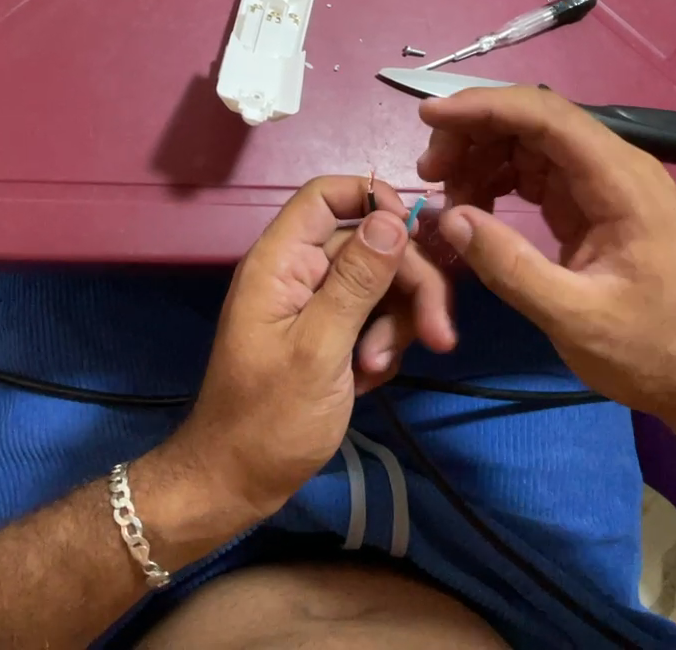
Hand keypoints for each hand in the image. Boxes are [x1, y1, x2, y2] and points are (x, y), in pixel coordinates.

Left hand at [169, 176, 453, 518]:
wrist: (238, 480)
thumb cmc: (270, 419)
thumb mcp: (319, 349)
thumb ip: (356, 281)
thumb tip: (391, 218)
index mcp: (279, 261)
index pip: (324, 195)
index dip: (373, 198)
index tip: (417, 234)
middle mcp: (297, 271)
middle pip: (368, 243)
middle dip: (408, 284)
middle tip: (436, 336)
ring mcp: (314, 302)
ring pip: (378, 282)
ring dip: (395, 323)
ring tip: (379, 370)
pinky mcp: (329, 332)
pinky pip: (372, 317)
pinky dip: (382, 345)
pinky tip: (371, 381)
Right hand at [416, 86, 675, 425]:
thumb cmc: (650, 352)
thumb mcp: (575, 319)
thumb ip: (511, 268)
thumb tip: (449, 218)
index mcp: (623, 184)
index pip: (548, 117)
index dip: (486, 108)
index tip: (429, 117)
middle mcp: (614, 169)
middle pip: (533, 121)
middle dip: (474, 133)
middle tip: (429, 172)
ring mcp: (600, 184)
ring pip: (527, 142)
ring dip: (479, 156)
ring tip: (445, 195)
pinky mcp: (586, 203)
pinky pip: (531, 171)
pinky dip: (493, 179)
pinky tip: (471, 207)